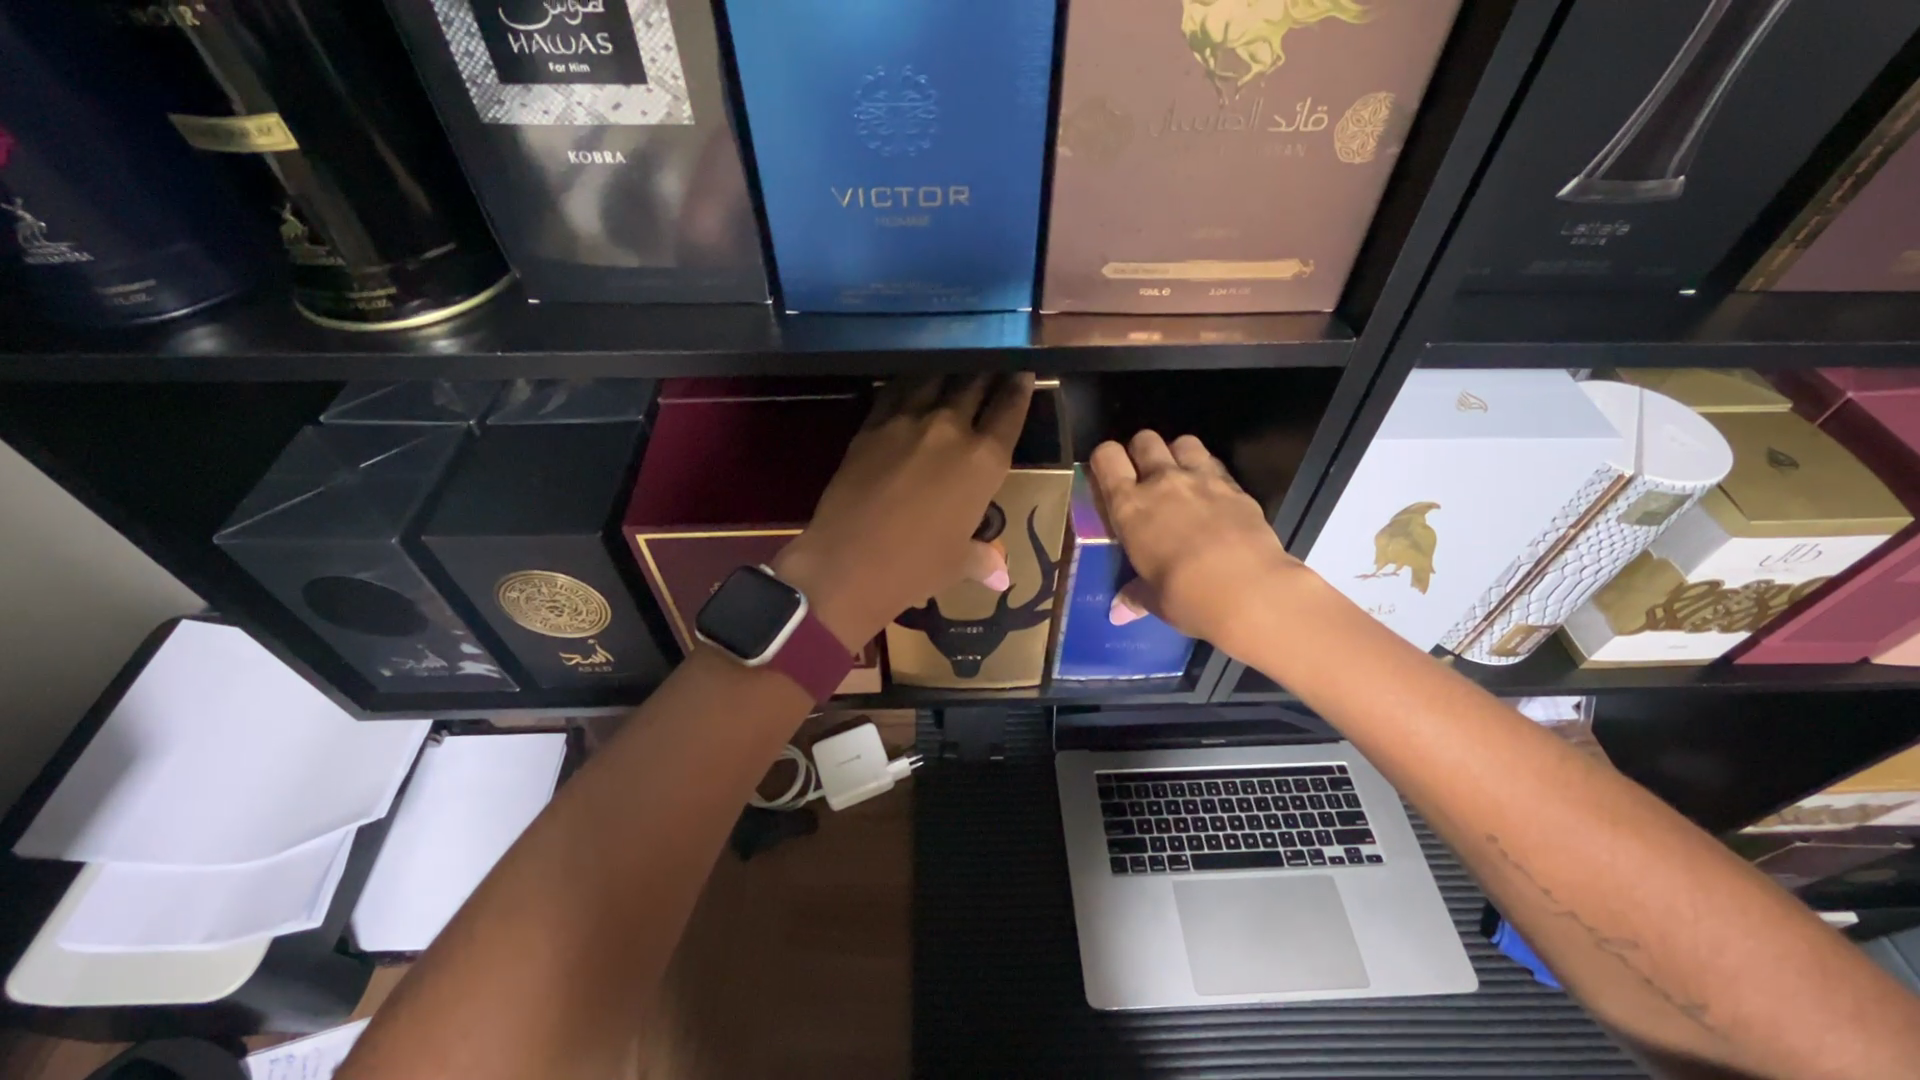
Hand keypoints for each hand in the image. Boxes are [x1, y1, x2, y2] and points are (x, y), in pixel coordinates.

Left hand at [774, 374, 1033, 647]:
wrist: (848, 563)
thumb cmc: (916, 567)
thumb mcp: (957, 563)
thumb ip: (982, 557)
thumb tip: (1001, 577)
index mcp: (984, 461)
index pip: (1010, 411)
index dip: (1020, 388)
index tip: (1023, 372)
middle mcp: (951, 429)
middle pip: (974, 386)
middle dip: (986, 372)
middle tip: (991, 362)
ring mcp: (907, 422)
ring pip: (933, 380)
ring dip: (947, 372)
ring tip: (953, 365)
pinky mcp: (871, 426)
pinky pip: (894, 393)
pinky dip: (907, 384)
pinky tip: (909, 383)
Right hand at [1090, 431, 1306, 654]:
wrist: (1249, 590)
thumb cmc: (1186, 596)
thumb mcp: (1154, 599)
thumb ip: (1135, 596)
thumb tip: (1118, 613)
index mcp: (1130, 506)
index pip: (1106, 457)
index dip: (1104, 460)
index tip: (1108, 475)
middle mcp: (1162, 482)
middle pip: (1145, 439)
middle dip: (1141, 452)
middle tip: (1145, 477)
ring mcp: (1202, 479)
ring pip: (1183, 441)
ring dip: (1178, 454)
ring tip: (1181, 478)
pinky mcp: (1235, 486)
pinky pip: (1216, 464)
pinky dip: (1210, 472)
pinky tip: (1213, 496)